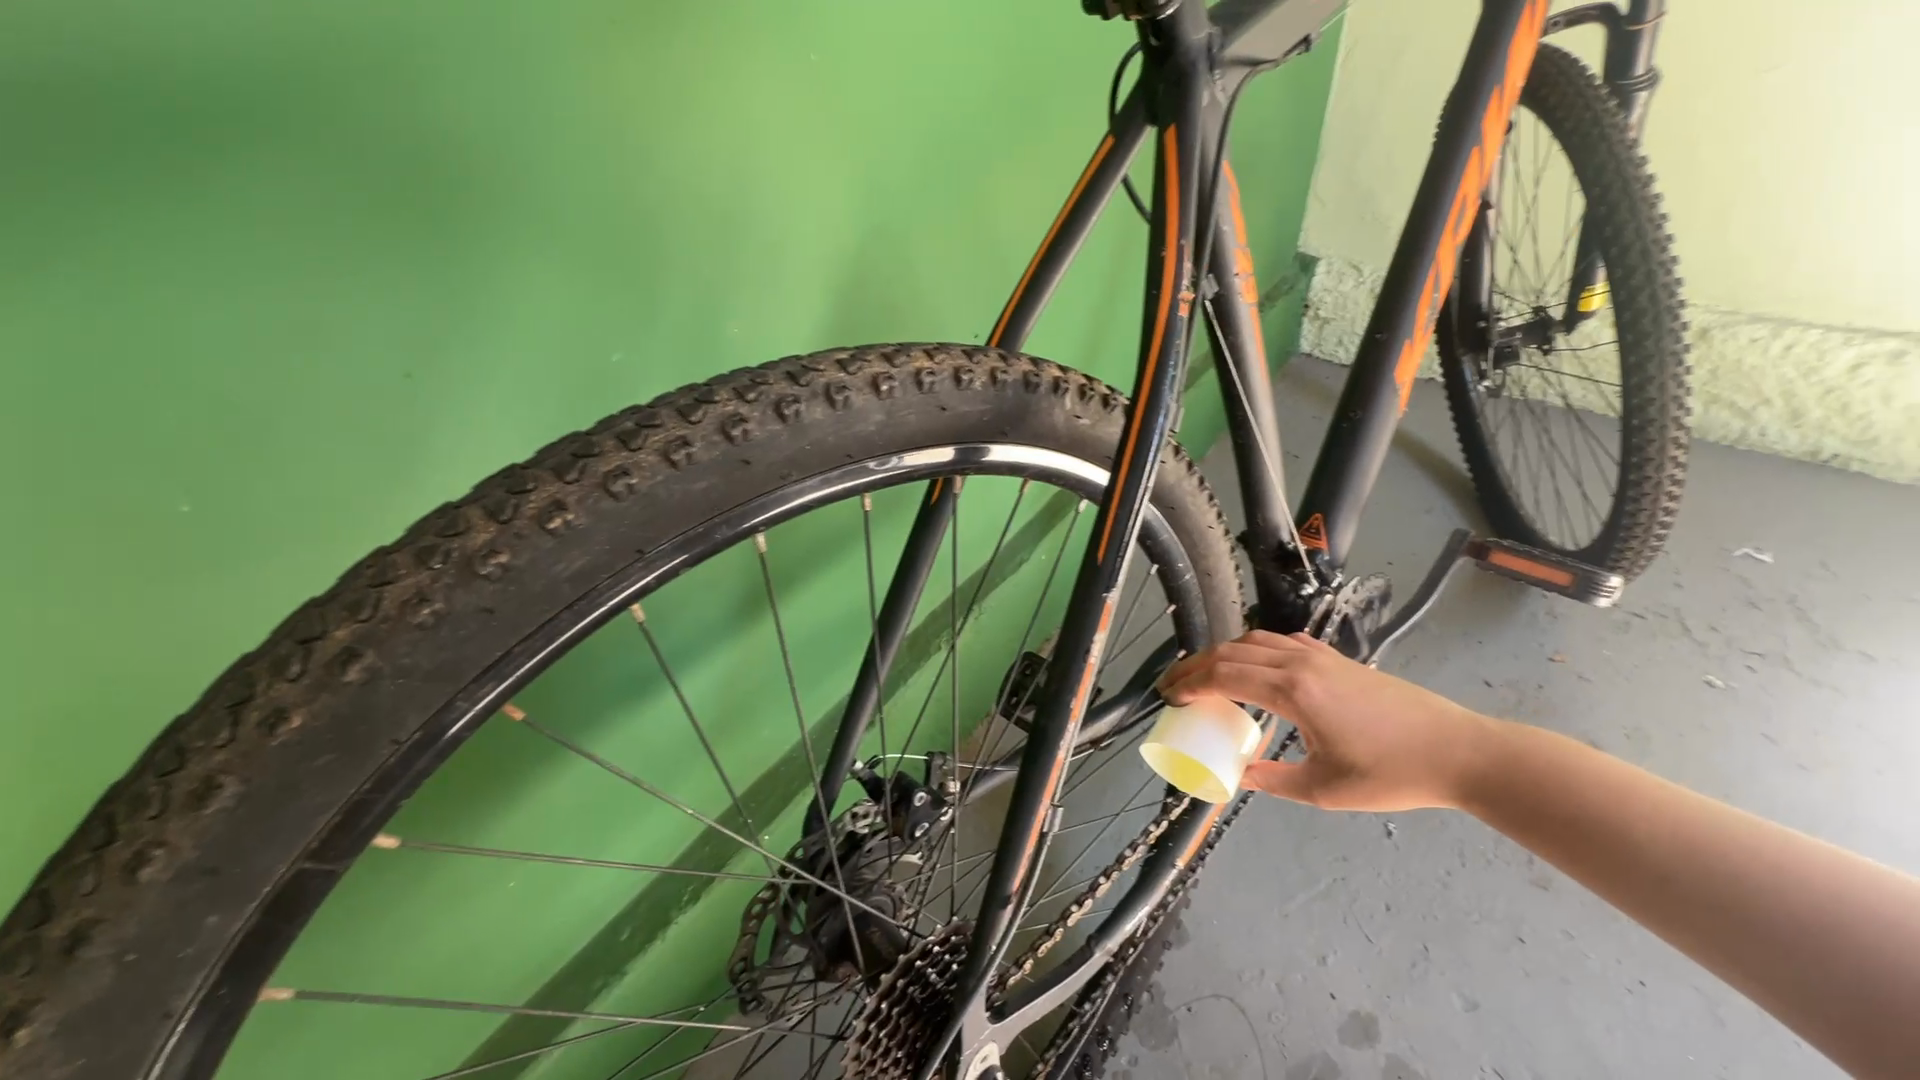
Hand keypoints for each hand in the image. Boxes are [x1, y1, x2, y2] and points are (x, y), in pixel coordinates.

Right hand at [1158, 631, 1498, 811]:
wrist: (1458, 750)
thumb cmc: (1391, 774)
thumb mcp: (1324, 789)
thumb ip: (1273, 780)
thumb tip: (1239, 776)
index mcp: (1294, 691)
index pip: (1225, 675)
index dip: (1190, 683)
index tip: (1169, 697)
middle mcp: (1302, 664)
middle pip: (1233, 652)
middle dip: (1197, 666)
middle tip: (1175, 685)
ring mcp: (1322, 657)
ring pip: (1257, 641)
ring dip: (1225, 654)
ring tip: (1207, 676)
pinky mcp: (1339, 660)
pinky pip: (1284, 643)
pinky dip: (1257, 649)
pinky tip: (1258, 668)